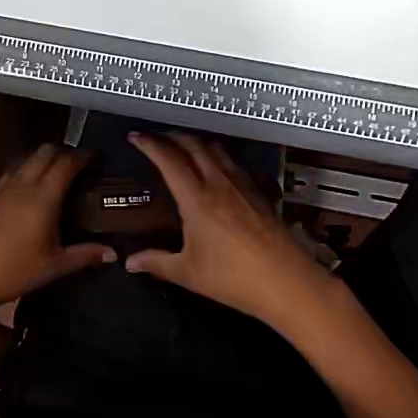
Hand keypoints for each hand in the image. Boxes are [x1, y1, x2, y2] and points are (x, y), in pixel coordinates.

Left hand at [0, 144, 115, 332]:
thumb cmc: (14, 272)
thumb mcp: (55, 266)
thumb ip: (86, 255)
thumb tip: (113, 253)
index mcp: (43, 198)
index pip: (66, 163)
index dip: (82, 156)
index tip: (95, 158)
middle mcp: (24, 185)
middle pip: (46, 152)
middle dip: (65, 151)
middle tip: (78, 162)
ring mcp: (4, 188)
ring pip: (27, 157)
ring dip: (44, 156)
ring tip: (57, 168)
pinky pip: (13, 169)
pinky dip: (27, 166)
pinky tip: (30, 182)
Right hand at [125, 132, 332, 331]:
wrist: (286, 281)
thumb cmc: (235, 278)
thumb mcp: (188, 273)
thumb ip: (157, 262)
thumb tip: (132, 262)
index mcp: (197, 199)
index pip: (169, 159)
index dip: (150, 144)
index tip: (136, 137)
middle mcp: (219, 183)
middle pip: (193, 144)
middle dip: (171, 136)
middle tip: (156, 138)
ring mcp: (242, 184)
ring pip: (216, 149)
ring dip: (195, 142)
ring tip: (183, 147)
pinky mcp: (259, 191)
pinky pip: (233, 163)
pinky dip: (217, 156)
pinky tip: (216, 169)